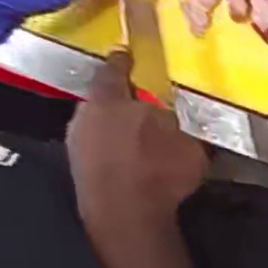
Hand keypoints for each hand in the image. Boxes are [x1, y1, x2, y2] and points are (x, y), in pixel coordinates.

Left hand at [67, 51, 209, 235]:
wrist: (125, 212)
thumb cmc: (159, 169)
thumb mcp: (190, 144)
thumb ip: (184, 127)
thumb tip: (186, 119)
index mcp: (110, 97)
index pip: (115, 69)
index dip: (124, 62)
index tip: (128, 55)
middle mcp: (85, 113)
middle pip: (105, 100)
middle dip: (124, 103)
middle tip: (143, 107)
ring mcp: (77, 142)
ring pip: (100, 127)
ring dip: (118, 132)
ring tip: (140, 142)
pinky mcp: (79, 170)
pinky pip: (101, 153)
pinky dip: (115, 155)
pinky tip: (132, 166)